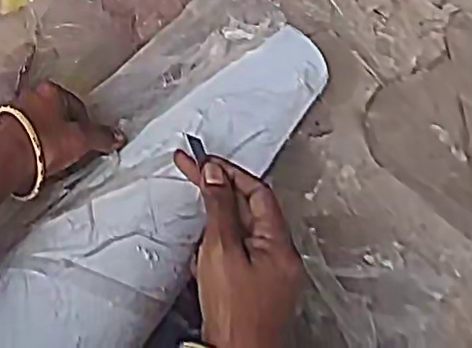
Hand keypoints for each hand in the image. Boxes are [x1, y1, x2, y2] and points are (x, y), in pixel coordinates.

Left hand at [0, 81, 124, 195]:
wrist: (9, 156)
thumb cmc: (47, 142)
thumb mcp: (80, 140)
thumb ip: (100, 136)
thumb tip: (119, 135)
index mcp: (51, 89)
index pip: (77, 106)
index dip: (87, 126)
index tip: (88, 144)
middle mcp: (32, 92)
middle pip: (58, 113)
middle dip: (67, 130)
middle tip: (74, 151)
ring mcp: (16, 107)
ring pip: (42, 122)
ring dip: (50, 136)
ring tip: (56, 156)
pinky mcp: (4, 123)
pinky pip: (27, 131)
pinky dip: (35, 141)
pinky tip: (38, 155)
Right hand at [174, 151, 304, 347]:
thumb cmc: (234, 310)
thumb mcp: (221, 248)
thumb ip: (219, 206)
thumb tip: (215, 174)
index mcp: (279, 247)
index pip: (258, 193)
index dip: (229, 172)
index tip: (204, 161)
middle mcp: (280, 257)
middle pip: (250, 206)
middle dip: (218, 184)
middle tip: (191, 166)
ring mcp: (269, 270)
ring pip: (242, 223)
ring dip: (216, 207)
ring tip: (194, 194)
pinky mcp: (255, 280)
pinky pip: (237, 242)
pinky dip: (217, 231)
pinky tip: (202, 234)